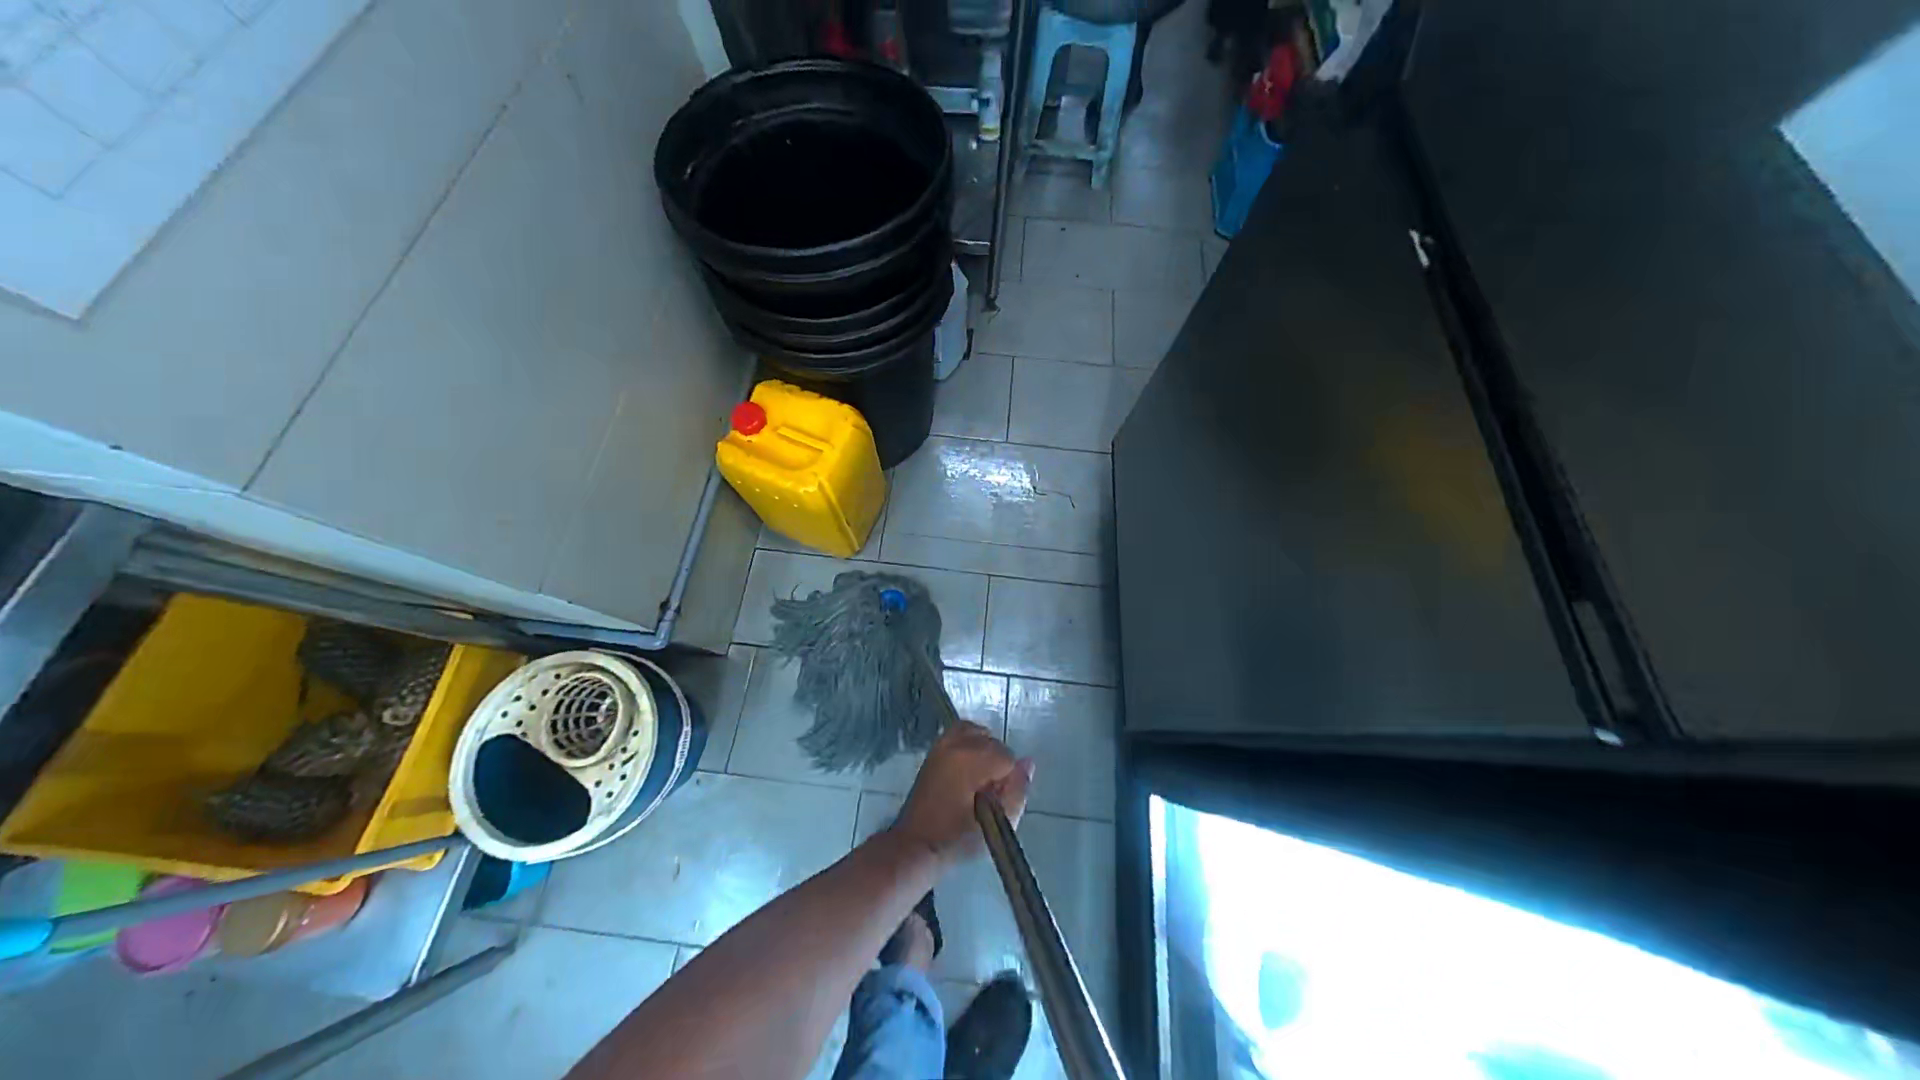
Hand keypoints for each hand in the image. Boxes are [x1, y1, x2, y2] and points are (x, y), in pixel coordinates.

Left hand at [892, 721, 1033, 868]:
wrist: (916, 844)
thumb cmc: (957, 839)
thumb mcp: (997, 822)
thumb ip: (1018, 791)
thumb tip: (1028, 763)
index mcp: (971, 758)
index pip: (1007, 757)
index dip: (1008, 780)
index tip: (995, 801)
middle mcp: (956, 743)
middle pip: (993, 743)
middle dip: (997, 765)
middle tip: (987, 794)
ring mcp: (942, 743)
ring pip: (977, 733)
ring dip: (984, 752)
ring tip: (979, 780)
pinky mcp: (934, 750)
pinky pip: (960, 734)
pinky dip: (970, 745)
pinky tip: (968, 771)